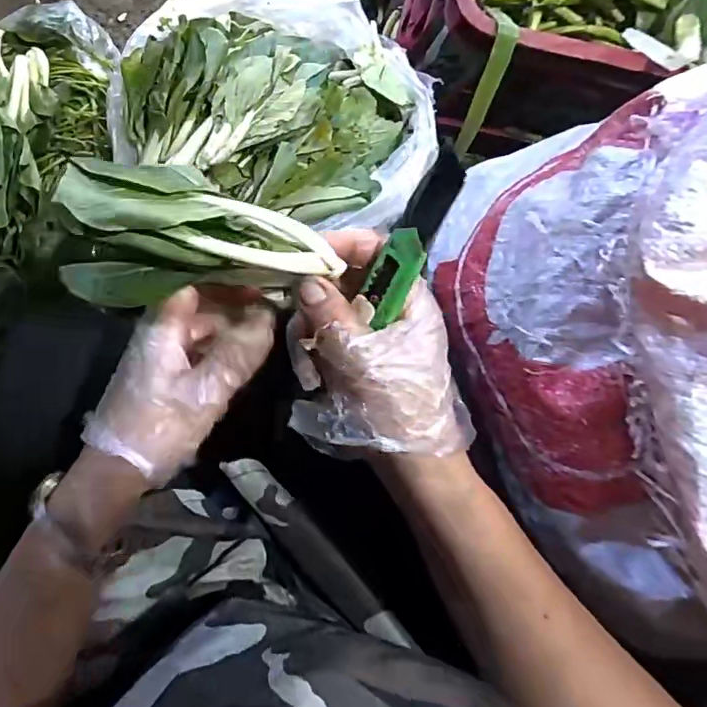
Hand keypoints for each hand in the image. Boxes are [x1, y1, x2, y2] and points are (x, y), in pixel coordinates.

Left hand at [83, 286, 274, 483]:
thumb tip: (267, 315)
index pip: (199, 287)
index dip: (231, 285)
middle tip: (273, 315)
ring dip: (227, 331)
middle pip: (199, 307)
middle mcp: (157, 331)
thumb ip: (237, 353)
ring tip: (264, 336)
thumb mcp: (206, 392)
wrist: (115, 470)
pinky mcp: (159, 374)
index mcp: (162, 325)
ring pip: (198, 330)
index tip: (264, 290)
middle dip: (234, 309)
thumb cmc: (160, 427)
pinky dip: (216, 349)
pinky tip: (238, 360)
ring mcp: (157, 353)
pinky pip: (193, 350)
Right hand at [288, 229, 474, 456]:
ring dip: (313, 323)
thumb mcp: (360, 356)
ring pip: (334, 305)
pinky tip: (312, 370)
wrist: (411, 465)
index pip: (380, 249)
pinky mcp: (360, 353)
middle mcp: (394, 308)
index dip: (346, 242)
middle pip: (350, 276)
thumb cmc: (396, 404)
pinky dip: (316, 344)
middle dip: (319, 291)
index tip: (309, 252)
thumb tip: (306, 280)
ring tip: (306, 353)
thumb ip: (331, 314)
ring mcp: (376, 331)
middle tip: (295, 305)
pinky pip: (330, 332)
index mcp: (410, 300)